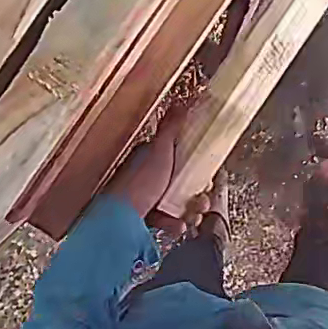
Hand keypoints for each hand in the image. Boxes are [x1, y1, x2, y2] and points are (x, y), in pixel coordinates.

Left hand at [104, 107, 199, 231]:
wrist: (121, 219)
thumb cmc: (138, 183)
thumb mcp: (160, 148)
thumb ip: (171, 126)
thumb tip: (181, 103)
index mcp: (145, 157)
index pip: (173, 156)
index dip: (192, 165)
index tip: (205, 173)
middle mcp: (142, 178)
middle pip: (177, 182)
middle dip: (195, 193)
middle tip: (202, 199)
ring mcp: (141, 200)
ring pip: (173, 204)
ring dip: (188, 210)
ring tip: (193, 215)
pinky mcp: (142, 221)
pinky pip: (165, 221)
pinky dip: (174, 224)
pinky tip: (178, 224)